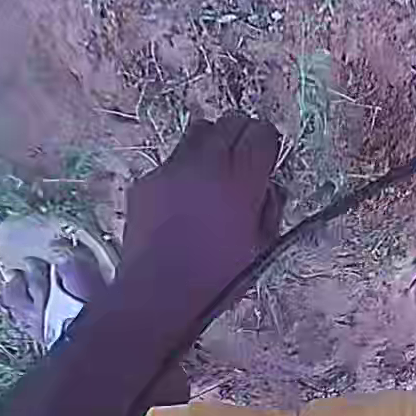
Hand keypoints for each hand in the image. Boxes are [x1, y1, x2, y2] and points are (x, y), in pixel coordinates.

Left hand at [114, 111, 284, 319]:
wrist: (159, 293)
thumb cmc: (217, 278)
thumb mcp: (260, 245)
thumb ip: (267, 207)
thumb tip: (265, 188)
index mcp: (241, 180)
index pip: (263, 133)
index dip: (267, 144)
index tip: (266, 159)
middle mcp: (206, 164)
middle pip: (230, 121)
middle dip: (241, 137)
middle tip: (241, 163)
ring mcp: (172, 168)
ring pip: (198, 131)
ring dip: (210, 146)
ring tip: (211, 176)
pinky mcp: (147, 180)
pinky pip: (171, 161)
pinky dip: (182, 171)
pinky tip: (181, 201)